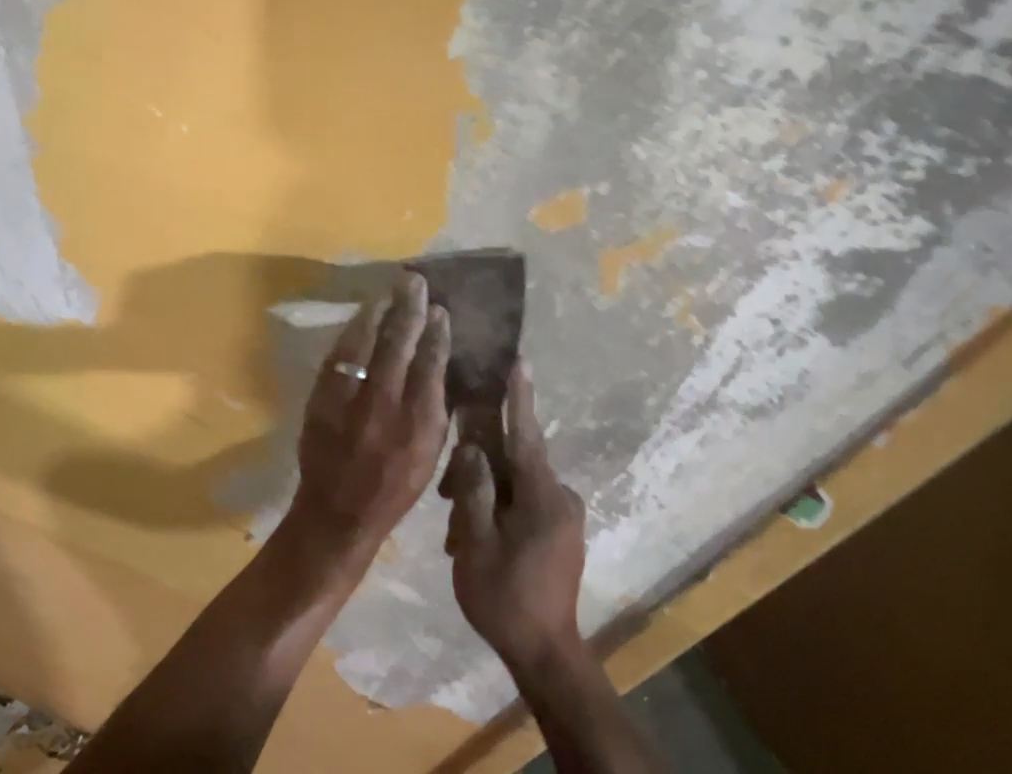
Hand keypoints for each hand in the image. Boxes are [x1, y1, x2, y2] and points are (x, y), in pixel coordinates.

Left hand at [283, 271, 451, 563]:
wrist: (338, 511)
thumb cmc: (394, 488)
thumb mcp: (429, 455)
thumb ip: (435, 410)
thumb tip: (440, 368)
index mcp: (419, 423)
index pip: (431, 365)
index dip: (437, 334)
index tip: (441, 310)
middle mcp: (384, 406)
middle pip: (399, 345)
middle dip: (408, 309)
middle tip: (414, 281)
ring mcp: (348, 400)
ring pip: (365, 343)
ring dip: (378, 313)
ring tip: (389, 290)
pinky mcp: (321, 399)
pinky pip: (338, 355)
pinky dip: (352, 334)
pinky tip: (361, 318)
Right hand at [441, 361, 588, 674]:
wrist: (545, 651)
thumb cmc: (505, 597)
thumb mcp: (476, 542)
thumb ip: (474, 490)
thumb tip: (471, 447)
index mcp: (542, 495)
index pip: (526, 434)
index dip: (518, 397)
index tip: (519, 360)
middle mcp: (560, 497)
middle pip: (516, 460)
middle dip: (480, 462)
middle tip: (448, 488)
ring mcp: (564, 515)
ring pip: (516, 484)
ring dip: (485, 494)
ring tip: (454, 530)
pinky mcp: (561, 531)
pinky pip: (525, 504)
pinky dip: (498, 509)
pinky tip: (472, 537)